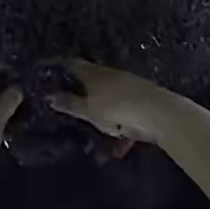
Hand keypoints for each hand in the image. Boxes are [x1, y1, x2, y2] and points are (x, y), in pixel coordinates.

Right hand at [46, 58, 188, 145]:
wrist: (162, 114)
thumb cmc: (119, 109)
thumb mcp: (89, 111)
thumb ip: (70, 103)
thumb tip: (48, 95)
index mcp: (94, 73)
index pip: (72, 63)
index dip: (59, 65)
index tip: (46, 69)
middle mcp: (110, 74)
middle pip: (90, 78)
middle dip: (79, 89)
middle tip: (66, 102)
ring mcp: (128, 84)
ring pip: (108, 96)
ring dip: (100, 110)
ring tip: (93, 130)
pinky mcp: (141, 98)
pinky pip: (123, 110)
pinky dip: (118, 123)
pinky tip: (119, 145)